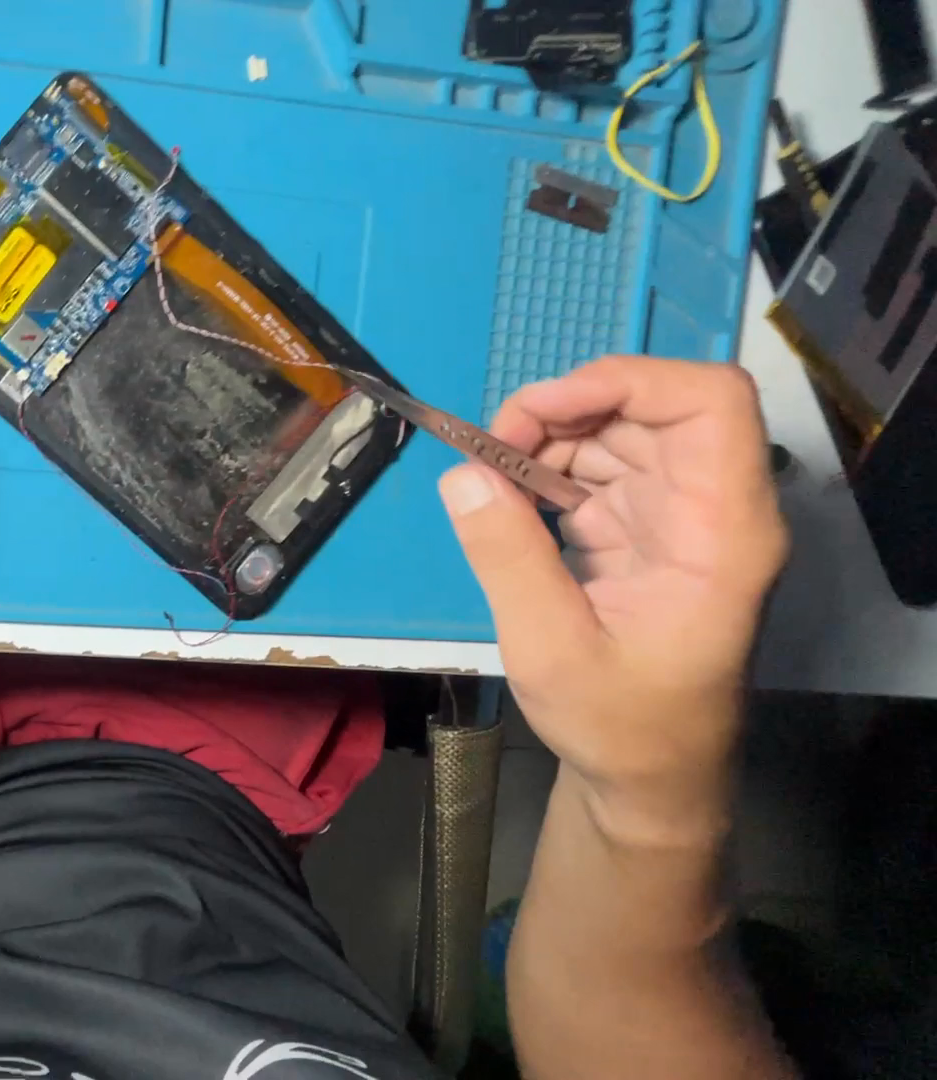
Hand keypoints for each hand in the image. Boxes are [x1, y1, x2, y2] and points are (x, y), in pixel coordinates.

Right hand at [438, 357, 786, 841]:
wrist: (646, 772)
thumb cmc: (617, 719)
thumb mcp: (548, 645)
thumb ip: (506, 556)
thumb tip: (461, 475)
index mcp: (720, 532)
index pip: (707, 405)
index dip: (622, 382)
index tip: (531, 412)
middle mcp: (707, 511)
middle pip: (650, 411)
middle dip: (560, 413)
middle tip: (485, 451)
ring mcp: (673, 520)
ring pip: (616, 436)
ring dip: (544, 442)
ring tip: (484, 479)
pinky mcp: (639, 534)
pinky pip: (593, 474)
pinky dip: (540, 473)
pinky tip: (503, 500)